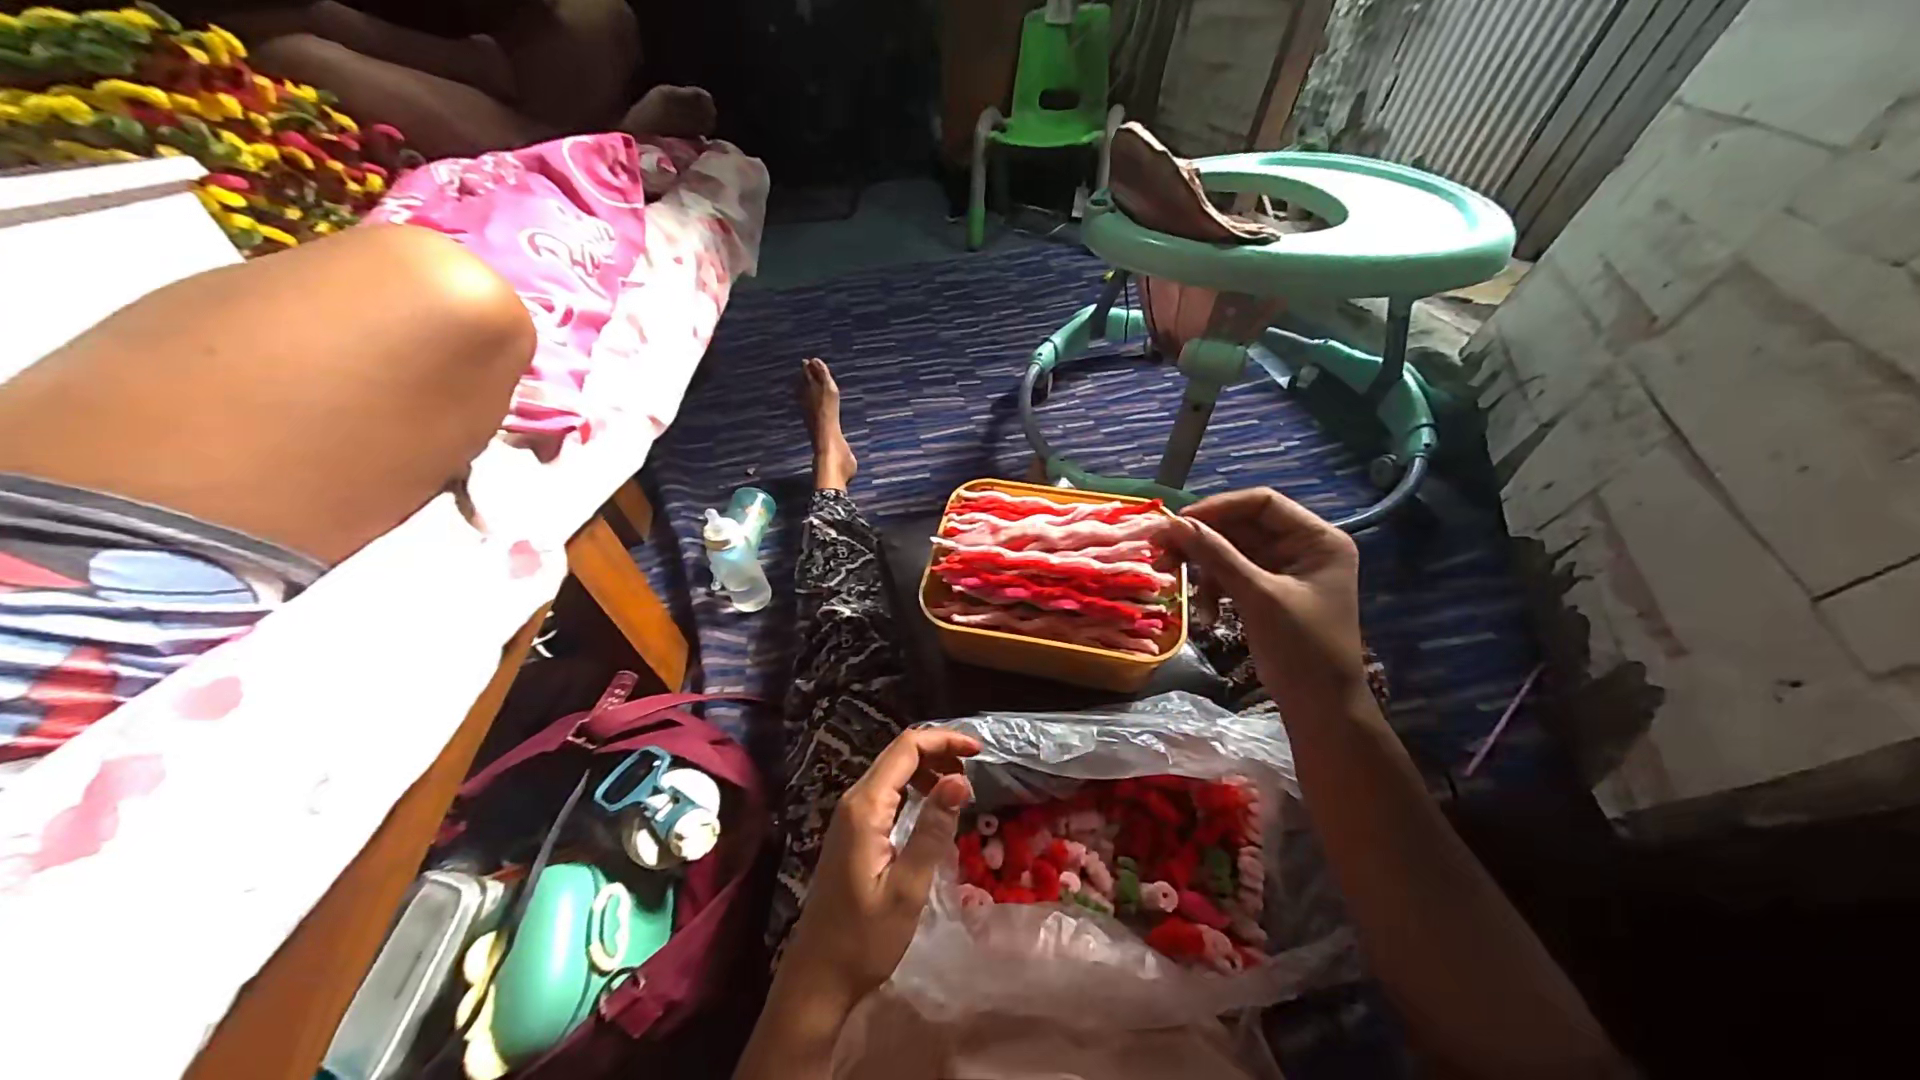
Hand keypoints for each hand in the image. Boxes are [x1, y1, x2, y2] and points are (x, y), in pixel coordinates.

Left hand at [781, 727, 980, 1005]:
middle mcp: (854, 801)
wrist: (819, 976)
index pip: (906, 748)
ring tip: (961, 789)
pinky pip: (887, 792)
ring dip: (928, 768)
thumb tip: (960, 781)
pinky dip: (915, 788)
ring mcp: (851, 816)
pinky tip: (934, 807)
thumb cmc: (864, 938)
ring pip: (893, 771)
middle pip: (898, 753)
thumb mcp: (907, 888)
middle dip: (939, 750)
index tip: (980, 751)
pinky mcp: (854, 832)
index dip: (944, 740)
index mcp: (865, 807)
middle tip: (976, 771)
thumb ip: (932, 830)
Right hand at [1157, 487, 1365, 708]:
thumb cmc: (1302, 648)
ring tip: (1172, 578)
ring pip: (1232, 551)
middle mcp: (1302, 547)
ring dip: (1203, 566)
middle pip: (1242, 526)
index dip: (1219, 508)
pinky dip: (1214, 588)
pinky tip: (1205, 613)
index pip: (1262, 503)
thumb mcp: (1258, 597)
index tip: (1179, 522)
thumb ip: (1217, 555)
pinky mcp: (1268, 592)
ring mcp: (1284, 570)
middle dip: (1203, 539)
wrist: (1320, 707)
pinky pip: (1232, 575)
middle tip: (1162, 550)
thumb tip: (1175, 523)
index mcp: (1317, 539)